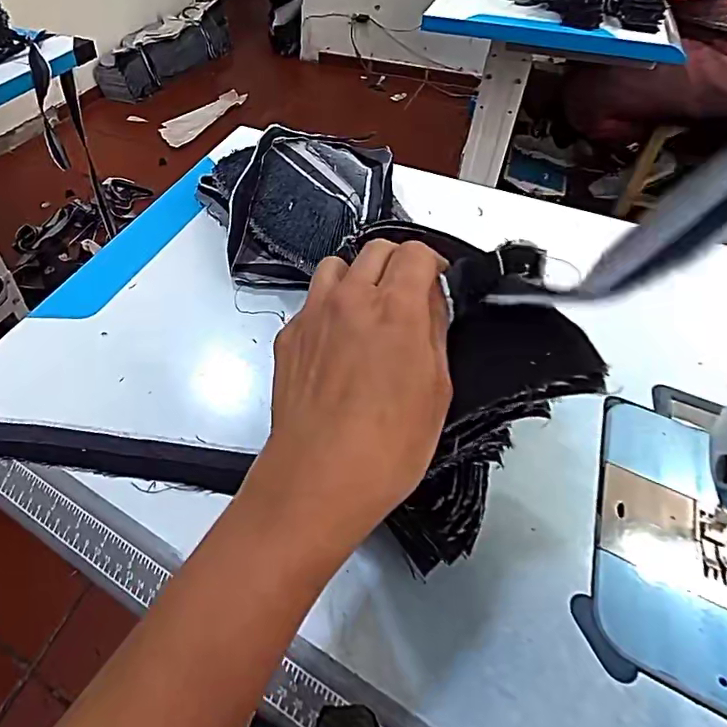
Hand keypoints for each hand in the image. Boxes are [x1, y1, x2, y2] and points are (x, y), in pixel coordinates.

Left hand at [243, 241, 453, 547]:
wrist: (319, 477)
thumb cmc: (379, 448)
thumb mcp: (437, 390)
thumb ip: (434, 332)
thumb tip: (432, 304)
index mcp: (395, 309)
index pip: (416, 252)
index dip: (432, 261)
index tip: (435, 276)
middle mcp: (350, 301)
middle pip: (376, 249)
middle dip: (398, 263)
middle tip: (408, 290)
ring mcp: (314, 315)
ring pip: (337, 266)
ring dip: (358, 278)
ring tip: (370, 309)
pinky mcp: (290, 335)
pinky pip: (311, 302)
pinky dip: (328, 307)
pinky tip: (339, 340)